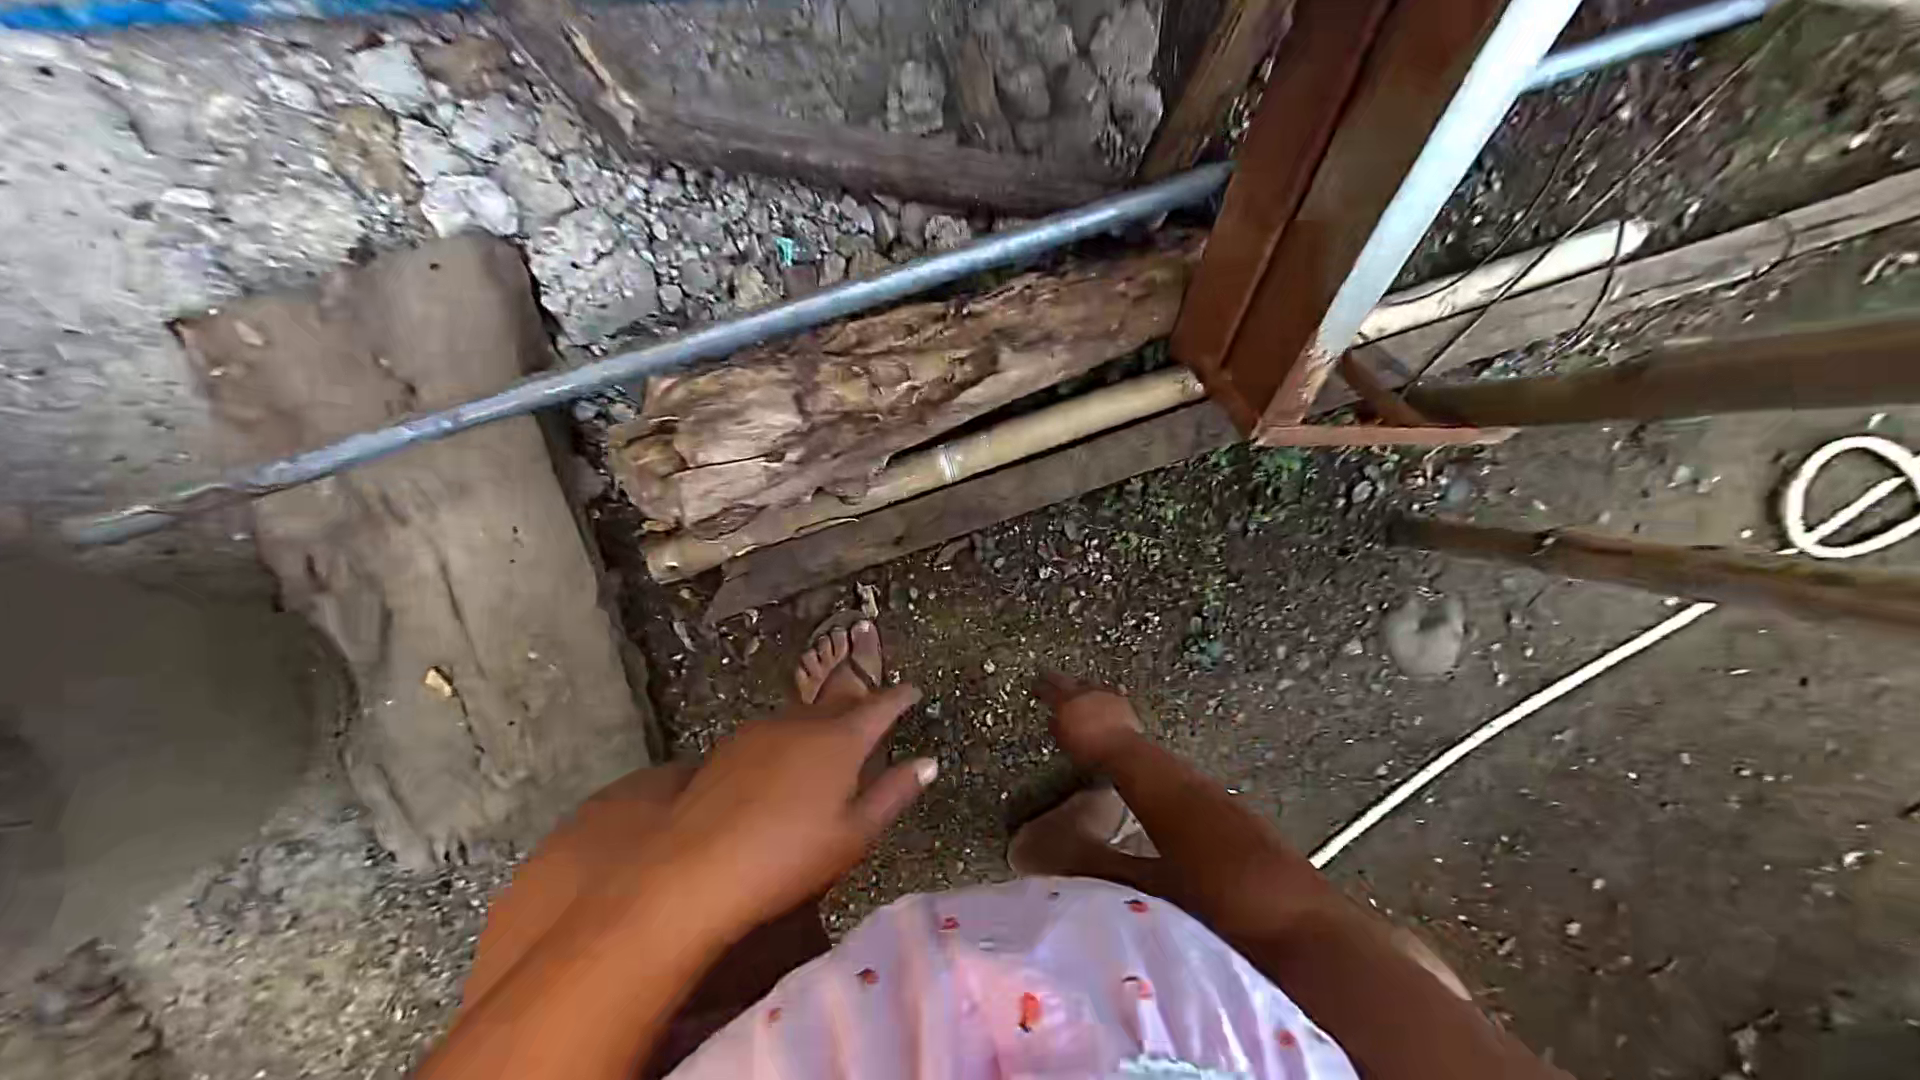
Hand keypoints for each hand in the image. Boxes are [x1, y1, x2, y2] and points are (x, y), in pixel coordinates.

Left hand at [651, 683, 936, 938]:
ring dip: (826, 716)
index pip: (880, 706)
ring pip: (805, 714)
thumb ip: (893, 793)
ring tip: (836, 731)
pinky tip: (789, 756)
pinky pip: (777, 728)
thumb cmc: (789, 857)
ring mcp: (763, 730)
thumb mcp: (854, 834)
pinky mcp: (731, 745)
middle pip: (840, 702)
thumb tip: (928, 762)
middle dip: (862, 701)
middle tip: (878, 706)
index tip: (912, 692)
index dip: (899, 698)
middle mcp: (803, 723)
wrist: (693, 867)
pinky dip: (794, 733)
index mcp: (841, 741)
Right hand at [1036, 670, 1145, 770]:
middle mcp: (1081, 693)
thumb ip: (1057, 728)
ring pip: (1086, 682)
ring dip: (1079, 684)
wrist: (1121, 749)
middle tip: (1047, 675)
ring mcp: (1101, 693)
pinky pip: (1107, 691)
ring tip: (1076, 685)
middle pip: (1063, 680)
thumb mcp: (1066, 743)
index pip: (1047, 691)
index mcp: (1065, 703)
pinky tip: (1103, 694)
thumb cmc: (1091, 750)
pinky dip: (1102, 693)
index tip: (1035, 686)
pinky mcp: (1118, 698)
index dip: (1039, 688)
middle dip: (1053, 677)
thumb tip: (1053, 721)